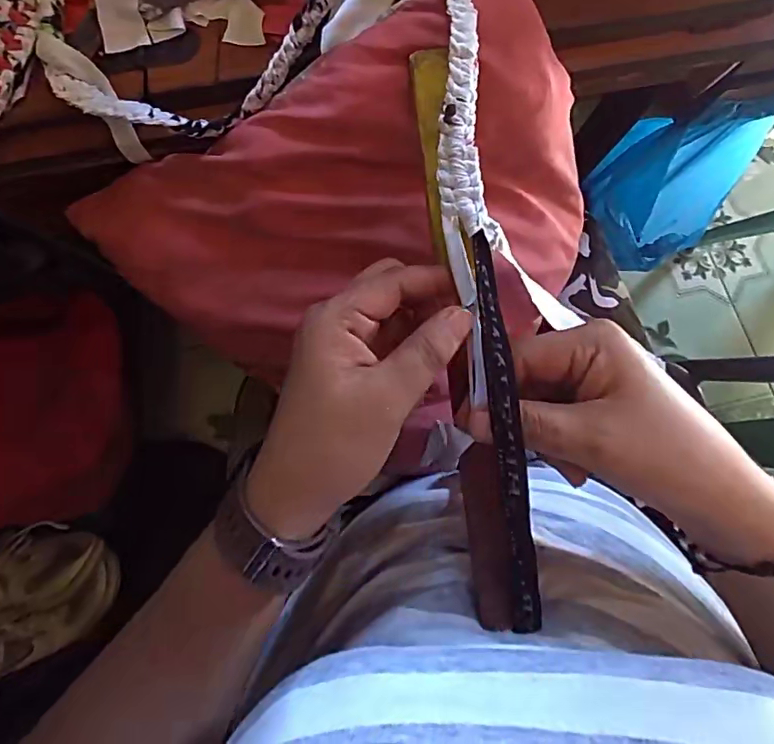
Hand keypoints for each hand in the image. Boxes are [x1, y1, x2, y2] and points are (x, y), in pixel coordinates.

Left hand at [244, 260, 471, 539]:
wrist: (293, 494)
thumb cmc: (336, 444)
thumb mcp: (387, 398)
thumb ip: (427, 351)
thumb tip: (464, 312)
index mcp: (337, 317)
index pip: (393, 279)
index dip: (435, 279)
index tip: (479, 288)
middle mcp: (337, 319)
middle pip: (391, 289)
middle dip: (431, 296)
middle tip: (474, 314)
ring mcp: (343, 341)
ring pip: (393, 313)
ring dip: (426, 320)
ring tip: (468, 334)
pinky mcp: (351, 363)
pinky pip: (389, 339)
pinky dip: (415, 343)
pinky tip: (444, 356)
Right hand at [476, 320, 773, 563]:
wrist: (725, 501)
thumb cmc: (661, 455)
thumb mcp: (587, 438)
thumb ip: (524, 423)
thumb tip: (465, 417)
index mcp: (590, 339)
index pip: (521, 354)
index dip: (493, 388)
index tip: (468, 422)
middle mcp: (590, 348)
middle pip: (529, 378)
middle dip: (528, 420)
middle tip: (537, 455)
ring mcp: (598, 376)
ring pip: (542, 402)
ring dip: (545, 437)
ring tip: (574, 467)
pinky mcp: (603, 403)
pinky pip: (561, 416)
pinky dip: (562, 443)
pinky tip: (582, 468)